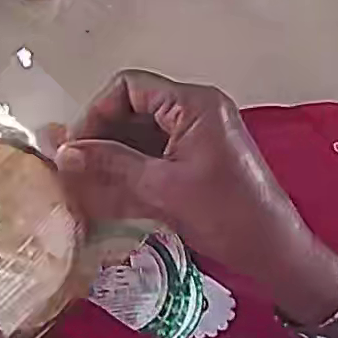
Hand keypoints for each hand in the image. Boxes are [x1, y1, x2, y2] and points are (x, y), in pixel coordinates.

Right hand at [54, 70, 337, 325]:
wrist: (273, 249)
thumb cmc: (227, 214)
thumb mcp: (162, 187)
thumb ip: (111, 164)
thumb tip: (65, 152)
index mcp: (193, 104)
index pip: (129, 87)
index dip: (96, 113)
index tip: (76, 146)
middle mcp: (195, 110)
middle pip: (133, 108)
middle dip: (101, 136)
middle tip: (75, 166)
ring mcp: (197, 134)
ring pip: (140, 133)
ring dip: (113, 154)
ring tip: (85, 181)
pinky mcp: (197, 158)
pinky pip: (154, 153)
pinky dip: (131, 168)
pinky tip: (108, 190)